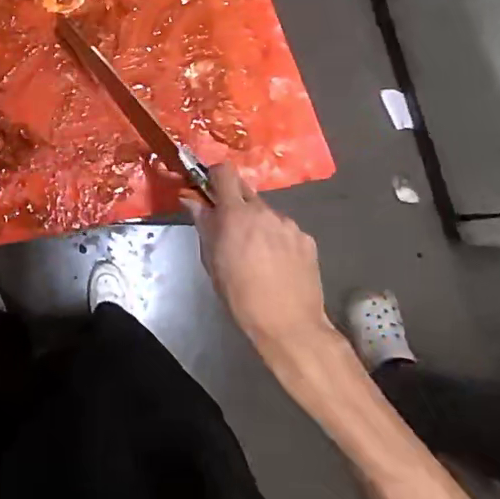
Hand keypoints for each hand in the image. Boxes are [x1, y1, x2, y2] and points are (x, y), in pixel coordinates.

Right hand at [188, 163, 333, 353]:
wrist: (290, 326)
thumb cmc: (240, 295)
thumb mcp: (211, 260)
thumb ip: (204, 224)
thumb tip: (192, 199)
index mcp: (235, 213)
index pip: (224, 172)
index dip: (215, 176)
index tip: (209, 190)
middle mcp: (264, 211)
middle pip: (245, 192)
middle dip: (235, 204)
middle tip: (231, 229)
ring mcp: (289, 224)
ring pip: (266, 213)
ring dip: (258, 224)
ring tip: (258, 254)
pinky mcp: (307, 239)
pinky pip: (285, 230)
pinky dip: (277, 239)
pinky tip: (278, 263)